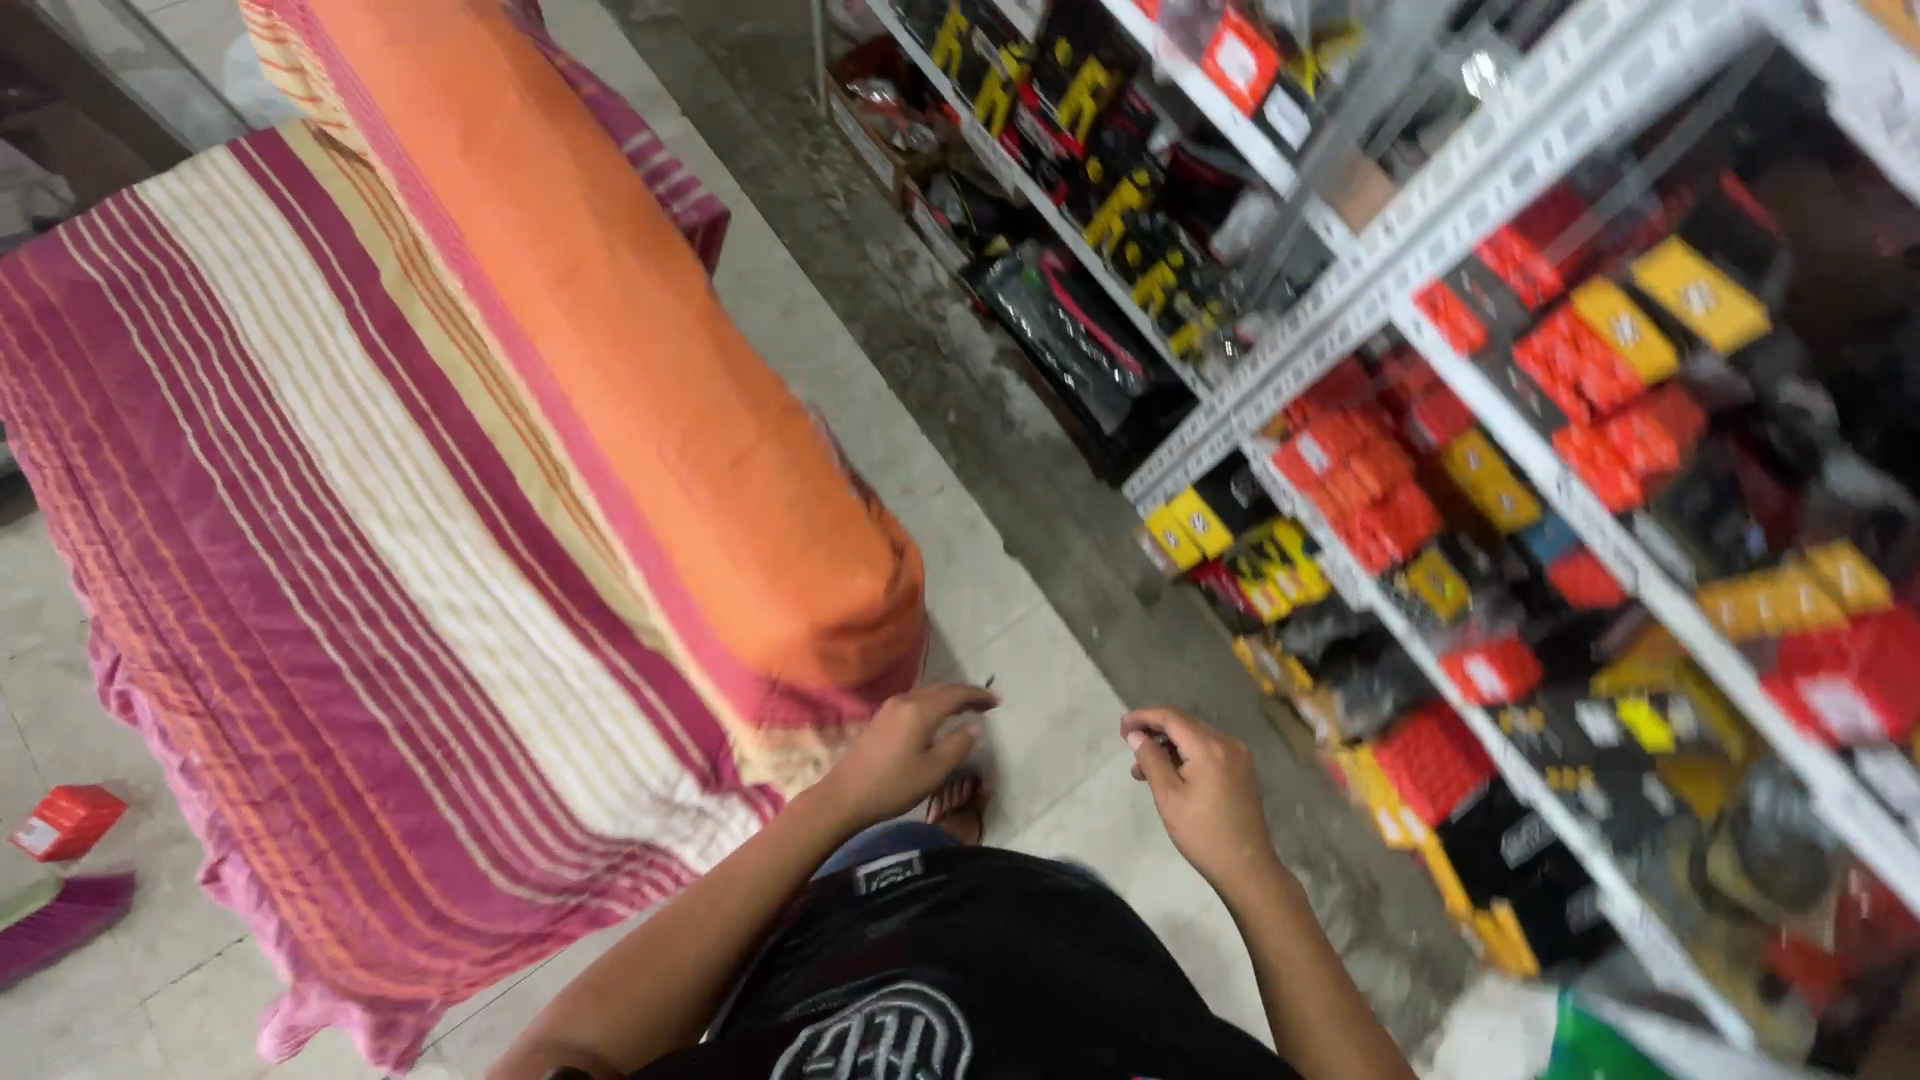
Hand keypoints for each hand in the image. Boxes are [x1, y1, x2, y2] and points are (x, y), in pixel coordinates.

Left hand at [813, 682, 997, 830]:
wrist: (845, 795)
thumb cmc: (893, 785)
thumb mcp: (934, 770)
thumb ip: (958, 745)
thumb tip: (976, 726)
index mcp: (920, 711)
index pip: (956, 693)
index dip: (978, 695)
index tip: (997, 701)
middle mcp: (905, 701)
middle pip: (940, 689)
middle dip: (964, 693)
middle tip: (985, 703)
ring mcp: (890, 708)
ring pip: (926, 693)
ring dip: (948, 697)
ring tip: (965, 708)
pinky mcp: (881, 719)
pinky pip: (915, 701)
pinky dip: (932, 703)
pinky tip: (936, 717)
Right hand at [1124, 707, 1282, 891]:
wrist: (1247, 868)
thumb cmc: (1202, 834)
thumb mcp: (1168, 797)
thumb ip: (1151, 760)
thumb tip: (1135, 735)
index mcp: (1210, 748)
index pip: (1171, 717)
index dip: (1143, 716)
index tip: (1121, 727)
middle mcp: (1228, 743)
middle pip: (1184, 722)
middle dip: (1154, 730)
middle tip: (1129, 746)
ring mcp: (1238, 755)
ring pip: (1195, 736)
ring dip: (1168, 745)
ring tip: (1143, 769)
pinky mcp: (1241, 769)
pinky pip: (1208, 749)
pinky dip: (1186, 754)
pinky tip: (1169, 773)